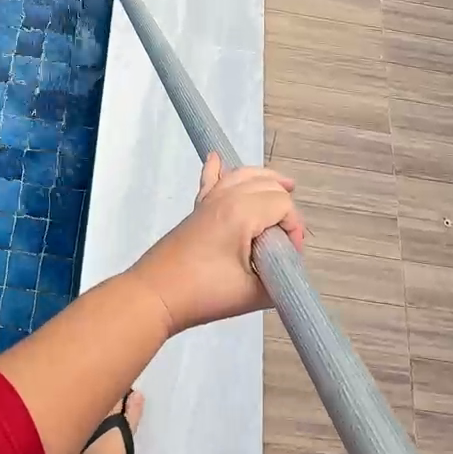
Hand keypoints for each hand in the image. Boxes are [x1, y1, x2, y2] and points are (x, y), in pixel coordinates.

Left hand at [125, 153, 306, 336]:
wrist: (157, 293)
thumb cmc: (205, 293)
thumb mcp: (253, 294)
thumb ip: (279, 280)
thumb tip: (286, 270)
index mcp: (241, 212)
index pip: (283, 205)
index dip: (295, 229)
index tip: (290, 257)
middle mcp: (226, 196)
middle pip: (267, 184)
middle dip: (285, 206)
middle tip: (288, 240)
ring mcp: (209, 199)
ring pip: (242, 175)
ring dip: (264, 179)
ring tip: (285, 185)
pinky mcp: (197, 208)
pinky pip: (210, 179)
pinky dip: (218, 168)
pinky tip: (218, 159)